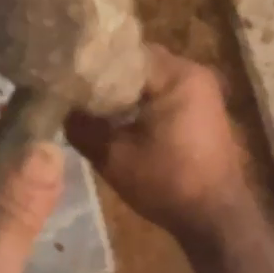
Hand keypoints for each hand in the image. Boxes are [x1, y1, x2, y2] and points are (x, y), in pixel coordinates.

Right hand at [65, 43, 254, 245]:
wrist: (216, 220)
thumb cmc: (168, 183)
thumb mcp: (113, 156)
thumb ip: (81, 126)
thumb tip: (57, 105)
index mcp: (176, 74)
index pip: (124, 51)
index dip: (92, 63)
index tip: (65, 75)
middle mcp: (193, 72)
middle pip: (137, 62)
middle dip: (106, 77)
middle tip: (73, 91)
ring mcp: (201, 90)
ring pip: (149, 78)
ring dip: (123, 91)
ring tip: (89, 105)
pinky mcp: (201, 109)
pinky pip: (162, 93)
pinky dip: (141, 102)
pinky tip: (117, 119)